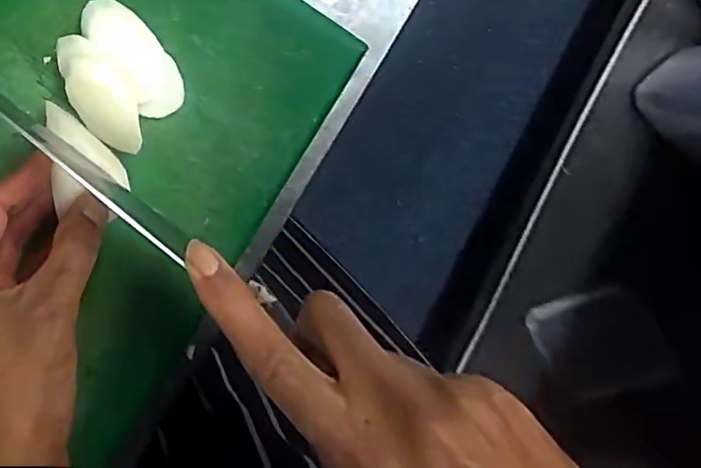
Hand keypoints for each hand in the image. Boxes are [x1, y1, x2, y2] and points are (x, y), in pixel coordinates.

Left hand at [0, 154, 106, 466]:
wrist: (20, 456)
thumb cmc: (22, 377)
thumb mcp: (50, 307)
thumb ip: (73, 249)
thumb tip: (95, 201)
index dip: (24, 177)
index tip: (56, 152)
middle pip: (9, 222)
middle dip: (42, 196)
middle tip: (78, 167)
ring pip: (25, 244)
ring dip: (53, 219)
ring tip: (86, 190)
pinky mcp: (18, 316)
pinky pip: (38, 266)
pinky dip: (59, 247)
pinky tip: (84, 230)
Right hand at [185, 241, 573, 467]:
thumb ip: (347, 450)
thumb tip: (335, 413)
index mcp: (363, 440)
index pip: (278, 364)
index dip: (233, 309)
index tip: (200, 254)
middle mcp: (402, 397)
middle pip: (327, 317)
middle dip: (317, 336)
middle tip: (337, 390)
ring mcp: (456, 388)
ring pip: (390, 361)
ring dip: (391, 395)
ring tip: (435, 463)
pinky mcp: (499, 391)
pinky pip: (445, 386)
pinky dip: (443, 416)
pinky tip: (475, 465)